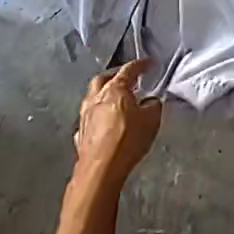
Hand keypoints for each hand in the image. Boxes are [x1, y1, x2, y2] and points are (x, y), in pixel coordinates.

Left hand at [73, 59, 162, 188]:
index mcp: (115, 90)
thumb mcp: (152, 118)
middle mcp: (96, 100)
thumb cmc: (127, 140)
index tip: (148, 64)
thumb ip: (153, 104)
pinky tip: (107, 121)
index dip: (141, 65)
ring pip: (93, 98)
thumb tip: (151, 102)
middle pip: (103, 79)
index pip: (129, 69)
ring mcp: (85, 118)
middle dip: (115, 75)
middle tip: (128, 77)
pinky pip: (89, 118)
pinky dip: (99, 114)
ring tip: (118, 99)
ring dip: (105, 94)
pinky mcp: (81, 135)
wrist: (101, 170)